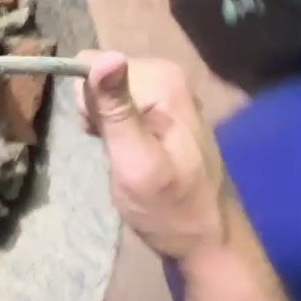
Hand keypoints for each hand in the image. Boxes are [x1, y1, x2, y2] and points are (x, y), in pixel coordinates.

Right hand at [75, 50, 235, 262]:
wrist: (211, 243)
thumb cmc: (170, 209)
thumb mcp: (135, 162)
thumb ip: (116, 110)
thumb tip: (105, 56)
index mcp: (162, 79)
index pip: (90, 63)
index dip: (88, 102)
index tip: (103, 135)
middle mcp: (167, 74)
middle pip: (99, 73)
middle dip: (98, 112)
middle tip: (118, 150)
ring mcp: (168, 90)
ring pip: (106, 89)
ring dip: (106, 122)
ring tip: (126, 153)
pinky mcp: (165, 107)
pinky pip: (121, 101)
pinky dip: (116, 126)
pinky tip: (132, 150)